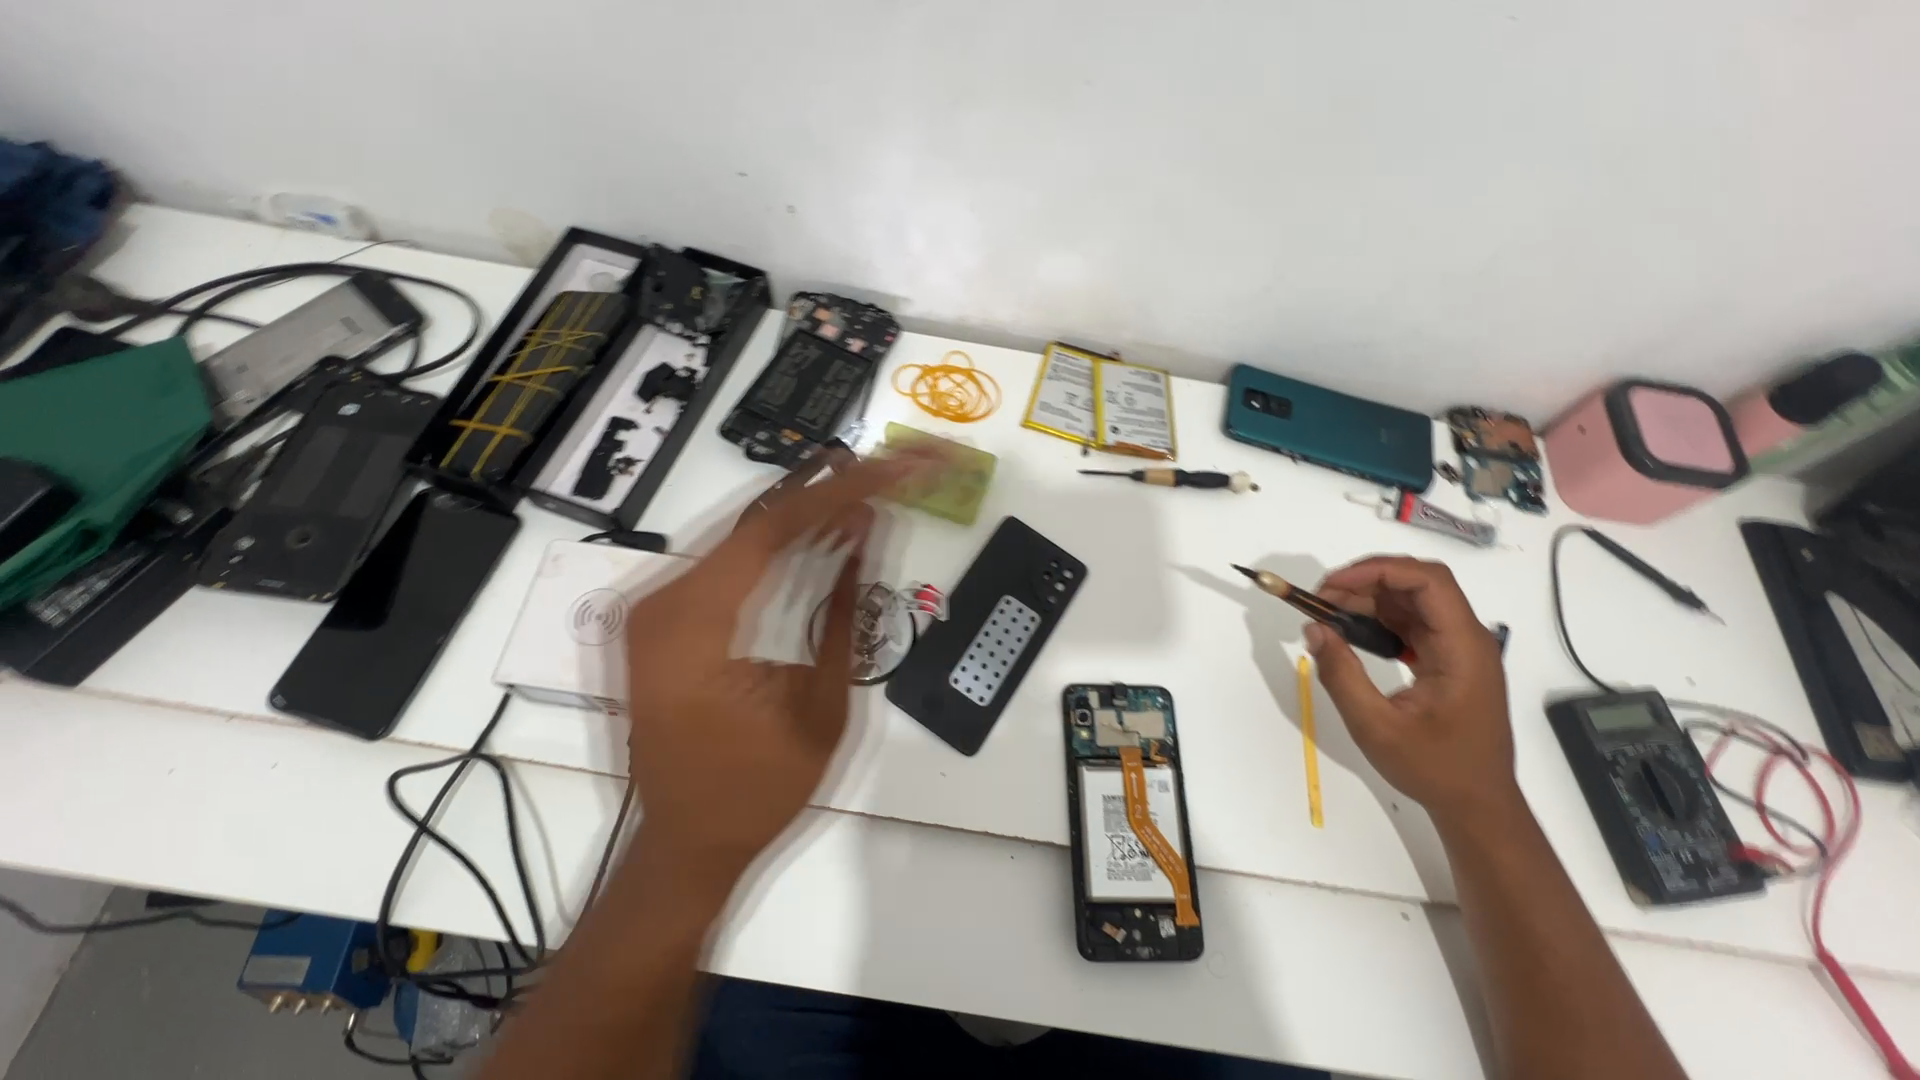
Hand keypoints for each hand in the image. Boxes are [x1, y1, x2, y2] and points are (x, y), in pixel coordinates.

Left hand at [622, 452, 929, 874]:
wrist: (684, 845)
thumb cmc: (757, 792)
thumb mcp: (821, 708)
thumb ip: (844, 615)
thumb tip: (866, 537)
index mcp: (695, 625)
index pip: (775, 529)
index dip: (843, 492)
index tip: (896, 466)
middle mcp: (659, 601)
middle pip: (757, 522)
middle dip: (833, 490)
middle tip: (894, 465)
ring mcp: (650, 608)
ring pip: (742, 534)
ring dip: (808, 511)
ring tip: (870, 482)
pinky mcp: (659, 619)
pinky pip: (725, 562)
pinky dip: (777, 544)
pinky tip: (821, 528)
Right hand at [1305, 556, 1517, 829]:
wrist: (1478, 805)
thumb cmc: (1434, 768)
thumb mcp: (1376, 726)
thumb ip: (1342, 675)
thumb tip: (1314, 630)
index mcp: (1462, 648)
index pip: (1427, 582)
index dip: (1378, 571)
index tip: (1333, 586)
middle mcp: (1466, 639)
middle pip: (1418, 585)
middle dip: (1366, 582)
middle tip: (1322, 601)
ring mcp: (1458, 650)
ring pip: (1412, 602)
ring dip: (1368, 600)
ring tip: (1327, 616)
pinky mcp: (1447, 661)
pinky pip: (1412, 624)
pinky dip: (1378, 621)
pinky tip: (1349, 634)